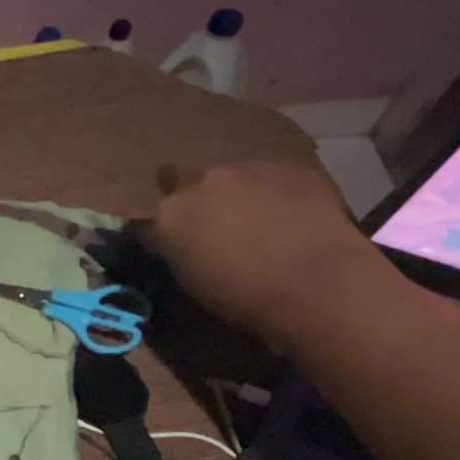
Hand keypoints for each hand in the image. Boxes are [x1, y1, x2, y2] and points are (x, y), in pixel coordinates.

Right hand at [141, 161, 392, 336]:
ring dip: (236, 197)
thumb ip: (178, 251)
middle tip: (215, 235)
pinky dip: (272, 194)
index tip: (169, 250)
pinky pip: (271, 178)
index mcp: (169, 214)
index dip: (158, 236)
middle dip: (198, 209)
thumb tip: (181, 242)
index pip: (147, 221)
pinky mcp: (291, 165)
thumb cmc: (238, 294)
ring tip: (254, 225)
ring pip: (232, 180)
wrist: (312, 278)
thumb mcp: (189, 280)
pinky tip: (286, 218)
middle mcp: (203, 180)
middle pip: (190, 191)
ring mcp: (249, 167)